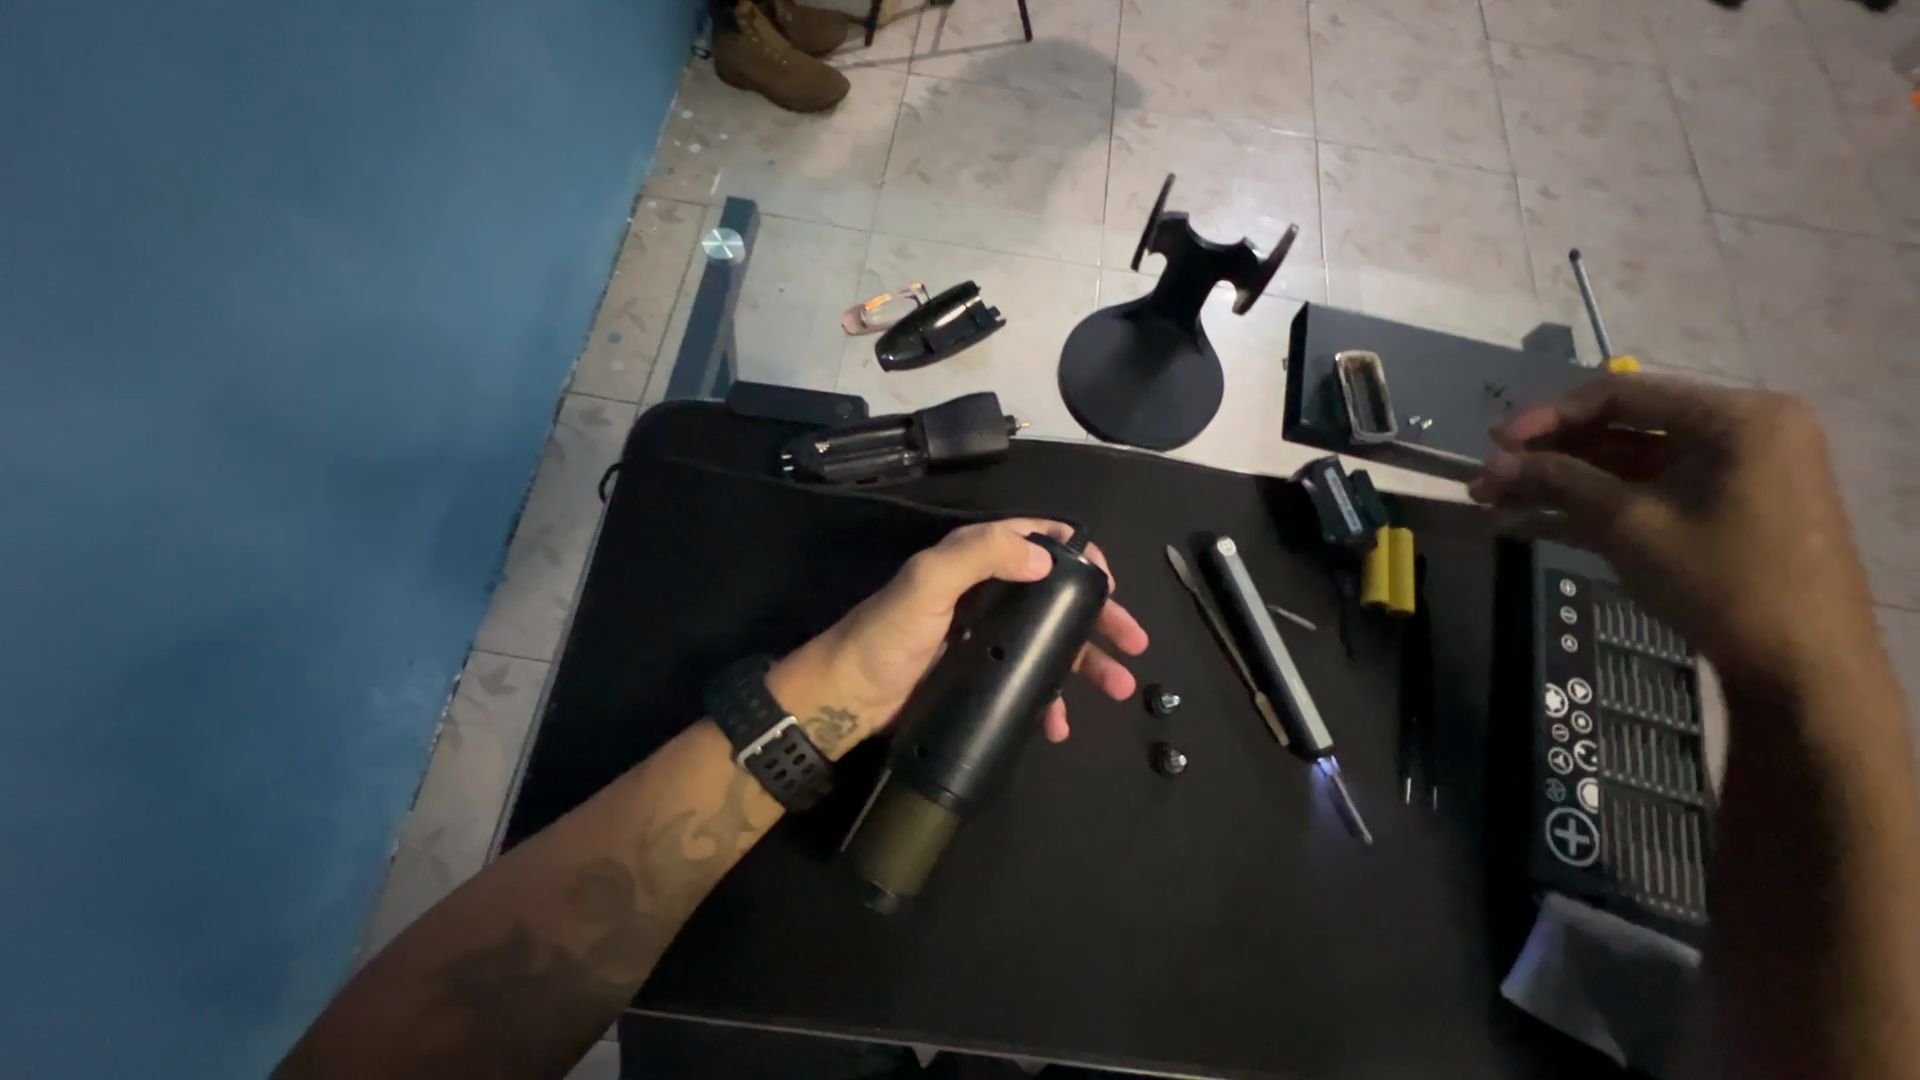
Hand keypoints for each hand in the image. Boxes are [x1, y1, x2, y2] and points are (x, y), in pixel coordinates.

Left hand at [768, 519, 1149, 755]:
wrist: (848, 698)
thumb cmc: (886, 635)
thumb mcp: (927, 583)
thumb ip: (980, 555)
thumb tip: (1046, 557)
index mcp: (975, 558)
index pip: (1038, 540)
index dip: (1079, 553)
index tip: (1111, 580)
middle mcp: (986, 590)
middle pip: (1058, 595)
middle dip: (1100, 617)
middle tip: (1135, 643)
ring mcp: (986, 634)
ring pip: (1050, 640)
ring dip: (1086, 663)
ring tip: (1117, 688)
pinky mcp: (982, 671)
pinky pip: (1027, 678)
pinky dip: (1049, 698)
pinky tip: (1060, 723)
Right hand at [1467, 374, 1876, 691]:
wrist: (1797, 662)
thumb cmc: (1720, 578)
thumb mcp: (1628, 523)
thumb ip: (1558, 481)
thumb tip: (1489, 463)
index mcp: (1733, 418)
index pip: (1619, 395)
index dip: (1546, 415)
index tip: (1492, 441)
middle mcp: (1731, 434)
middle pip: (1615, 430)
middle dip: (1543, 456)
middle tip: (1484, 478)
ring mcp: (1719, 475)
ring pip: (1616, 467)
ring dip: (1552, 484)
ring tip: (1488, 503)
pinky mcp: (1705, 512)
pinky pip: (1634, 495)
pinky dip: (1580, 507)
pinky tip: (1519, 523)